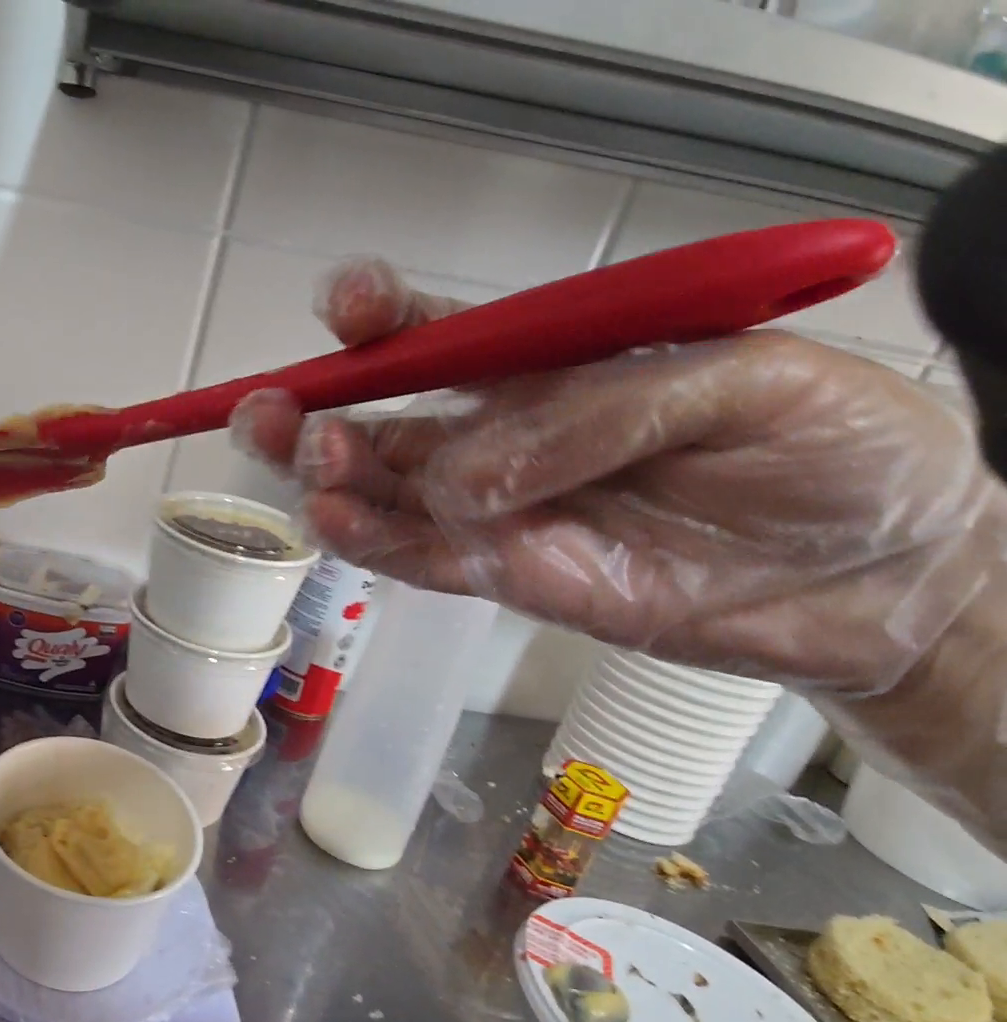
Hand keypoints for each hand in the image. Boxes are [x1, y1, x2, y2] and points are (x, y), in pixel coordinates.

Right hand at [232, 257, 1006, 695]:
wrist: (885, 572)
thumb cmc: (830, 447)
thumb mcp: (741, 383)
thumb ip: (599, 416)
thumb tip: (467, 479)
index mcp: (549, 365)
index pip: (441, 336)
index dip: (381, 318)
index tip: (344, 308)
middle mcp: (504, 436)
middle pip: (383, 419)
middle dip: (314, 410)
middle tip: (270, 411)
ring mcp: (499, 510)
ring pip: (385, 492)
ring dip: (330, 475)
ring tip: (308, 462)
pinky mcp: (510, 577)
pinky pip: (423, 558)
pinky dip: (371, 542)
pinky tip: (332, 520)